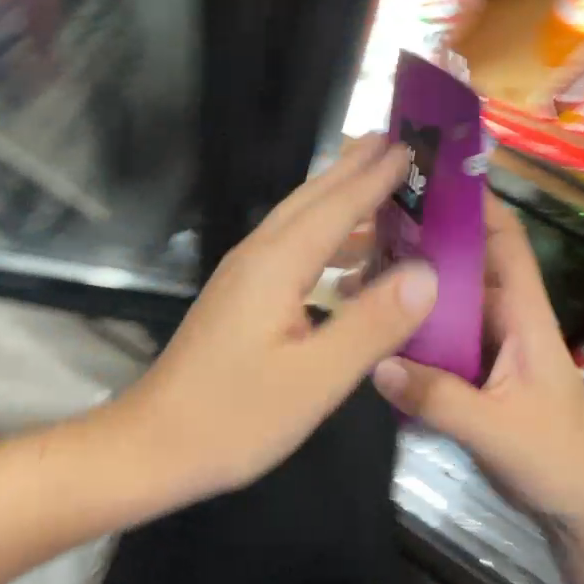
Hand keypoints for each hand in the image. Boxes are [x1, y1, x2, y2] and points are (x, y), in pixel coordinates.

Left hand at [109, 135, 438, 497]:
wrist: (155, 442)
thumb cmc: (235, 417)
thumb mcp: (314, 380)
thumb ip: (371, 324)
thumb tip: (428, 272)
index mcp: (275, 265)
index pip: (335, 207)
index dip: (376, 176)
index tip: (413, 144)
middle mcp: (256, 256)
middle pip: (311, 200)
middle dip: (354, 169)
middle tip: (398, 141)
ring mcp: (243, 275)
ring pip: (298, 222)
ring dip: (339, 200)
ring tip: (383, 187)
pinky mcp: (240, 297)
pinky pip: (291, 249)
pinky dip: (326, 239)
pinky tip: (349, 258)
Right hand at [371, 199, 583, 522]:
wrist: (581, 511)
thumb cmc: (558, 460)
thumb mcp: (499, 431)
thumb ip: (438, 399)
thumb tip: (375, 361)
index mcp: (523, 313)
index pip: (503, 239)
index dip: (473, 200)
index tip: (426, 171)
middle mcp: (501, 316)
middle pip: (461, 259)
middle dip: (418, 234)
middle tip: (363, 218)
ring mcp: (483, 342)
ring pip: (441, 295)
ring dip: (404, 278)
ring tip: (349, 265)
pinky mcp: (467, 369)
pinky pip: (430, 332)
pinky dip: (401, 321)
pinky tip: (364, 321)